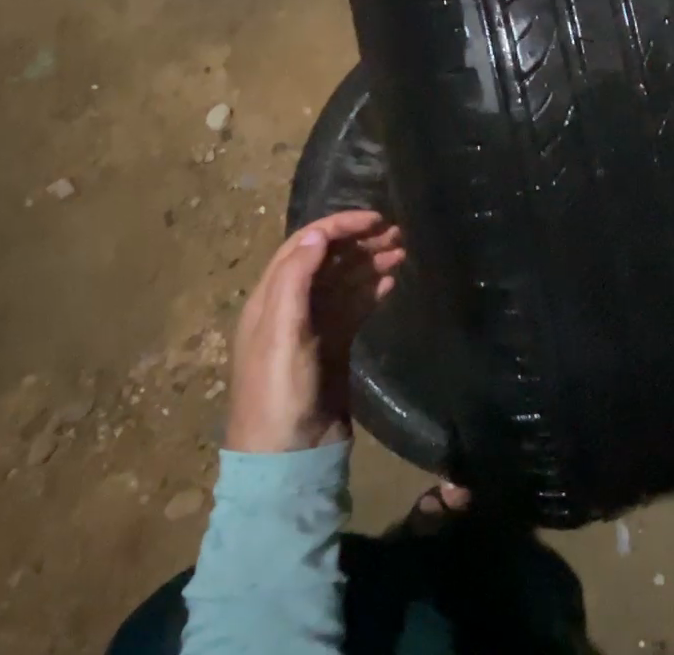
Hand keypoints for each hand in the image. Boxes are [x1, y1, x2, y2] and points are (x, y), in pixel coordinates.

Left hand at [225, 211, 405, 452]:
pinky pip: (354, 307)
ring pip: (343, 281)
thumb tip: (317, 234)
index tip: (375, 218)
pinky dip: (372, 290)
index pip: (303, 246)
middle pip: (326, 260)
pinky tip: (393, 282)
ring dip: (370, 262)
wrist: (289, 454)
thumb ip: (295, 281)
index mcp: (270, 299)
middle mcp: (290, 307)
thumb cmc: (280, 393)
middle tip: (399, 233)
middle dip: (359, 241)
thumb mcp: (282, 334)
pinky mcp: (333, 346)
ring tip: (403, 252)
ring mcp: (313, 327)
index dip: (337, 226)